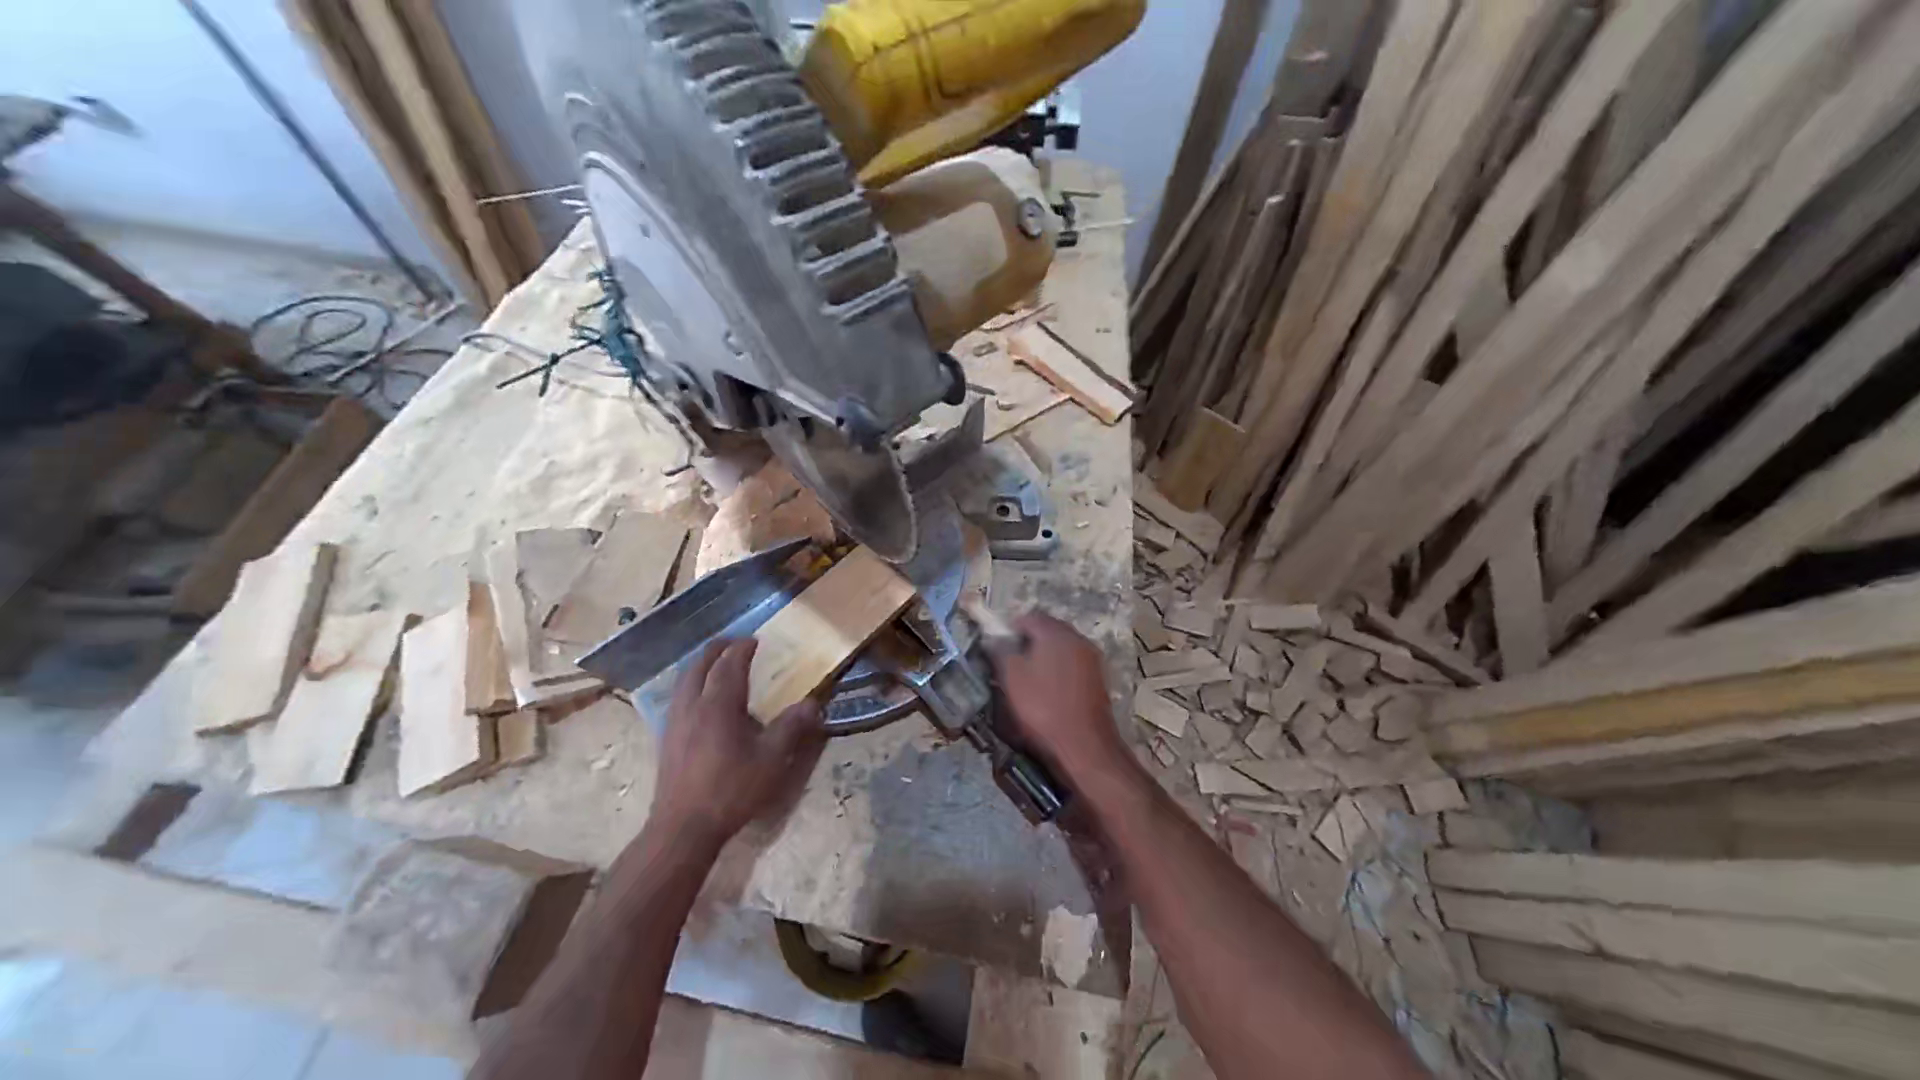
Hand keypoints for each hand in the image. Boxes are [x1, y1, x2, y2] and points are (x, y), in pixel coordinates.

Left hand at [651, 638, 826, 845]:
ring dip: (702, 665)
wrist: (683, 827)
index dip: (742, 648)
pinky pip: (679, 697)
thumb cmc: (731, 790)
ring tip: (717, 665)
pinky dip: (693, 684)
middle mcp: (692, 705)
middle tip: (735, 644)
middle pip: (700, 665)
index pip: (729, 664)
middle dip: (717, 649)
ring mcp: (675, 721)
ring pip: (685, 680)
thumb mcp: (771, 759)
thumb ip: (791, 727)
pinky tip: (702, 700)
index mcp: (718, 704)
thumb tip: (812, 704)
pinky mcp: (667, 738)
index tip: (755, 640)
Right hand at [988, 614, 1129, 783]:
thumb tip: (994, 636)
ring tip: (1028, 679)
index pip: (1028, 617)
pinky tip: (1049, 692)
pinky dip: (1059, 671)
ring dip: (1045, 657)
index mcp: (1055, 632)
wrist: (1084, 745)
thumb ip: (1000, 650)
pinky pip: (1073, 665)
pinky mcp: (1099, 679)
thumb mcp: (1011, 677)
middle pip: (1048, 630)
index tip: (997, 648)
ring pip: (1062, 648)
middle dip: (1028, 642)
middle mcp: (1078, 638)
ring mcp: (1092, 658)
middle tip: (1011, 663)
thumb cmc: (1042, 707)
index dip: (1010, 629)